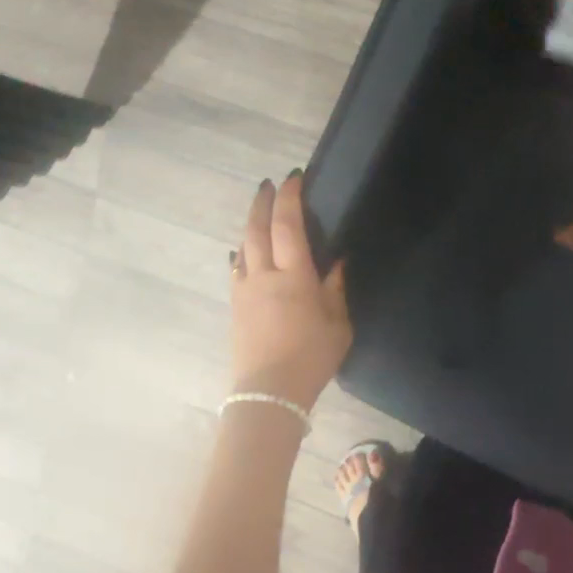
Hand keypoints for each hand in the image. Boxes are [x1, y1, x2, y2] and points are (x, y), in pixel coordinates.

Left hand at [229, 172, 350, 409]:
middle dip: (262, 202)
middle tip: (268, 185)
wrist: (268, 393)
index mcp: (293, 277)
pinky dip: (241, 253)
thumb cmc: (310, 360)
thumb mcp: (338, 327)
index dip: (289, 198)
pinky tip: (243, 253)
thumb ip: (335, 290)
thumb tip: (336, 262)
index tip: (293, 179)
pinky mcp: (235, 307)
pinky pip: (236, 269)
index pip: (287, 225)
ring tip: (259, 214)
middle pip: (257, 229)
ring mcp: (244, 291)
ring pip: (243, 247)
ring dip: (250, 225)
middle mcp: (264, 276)